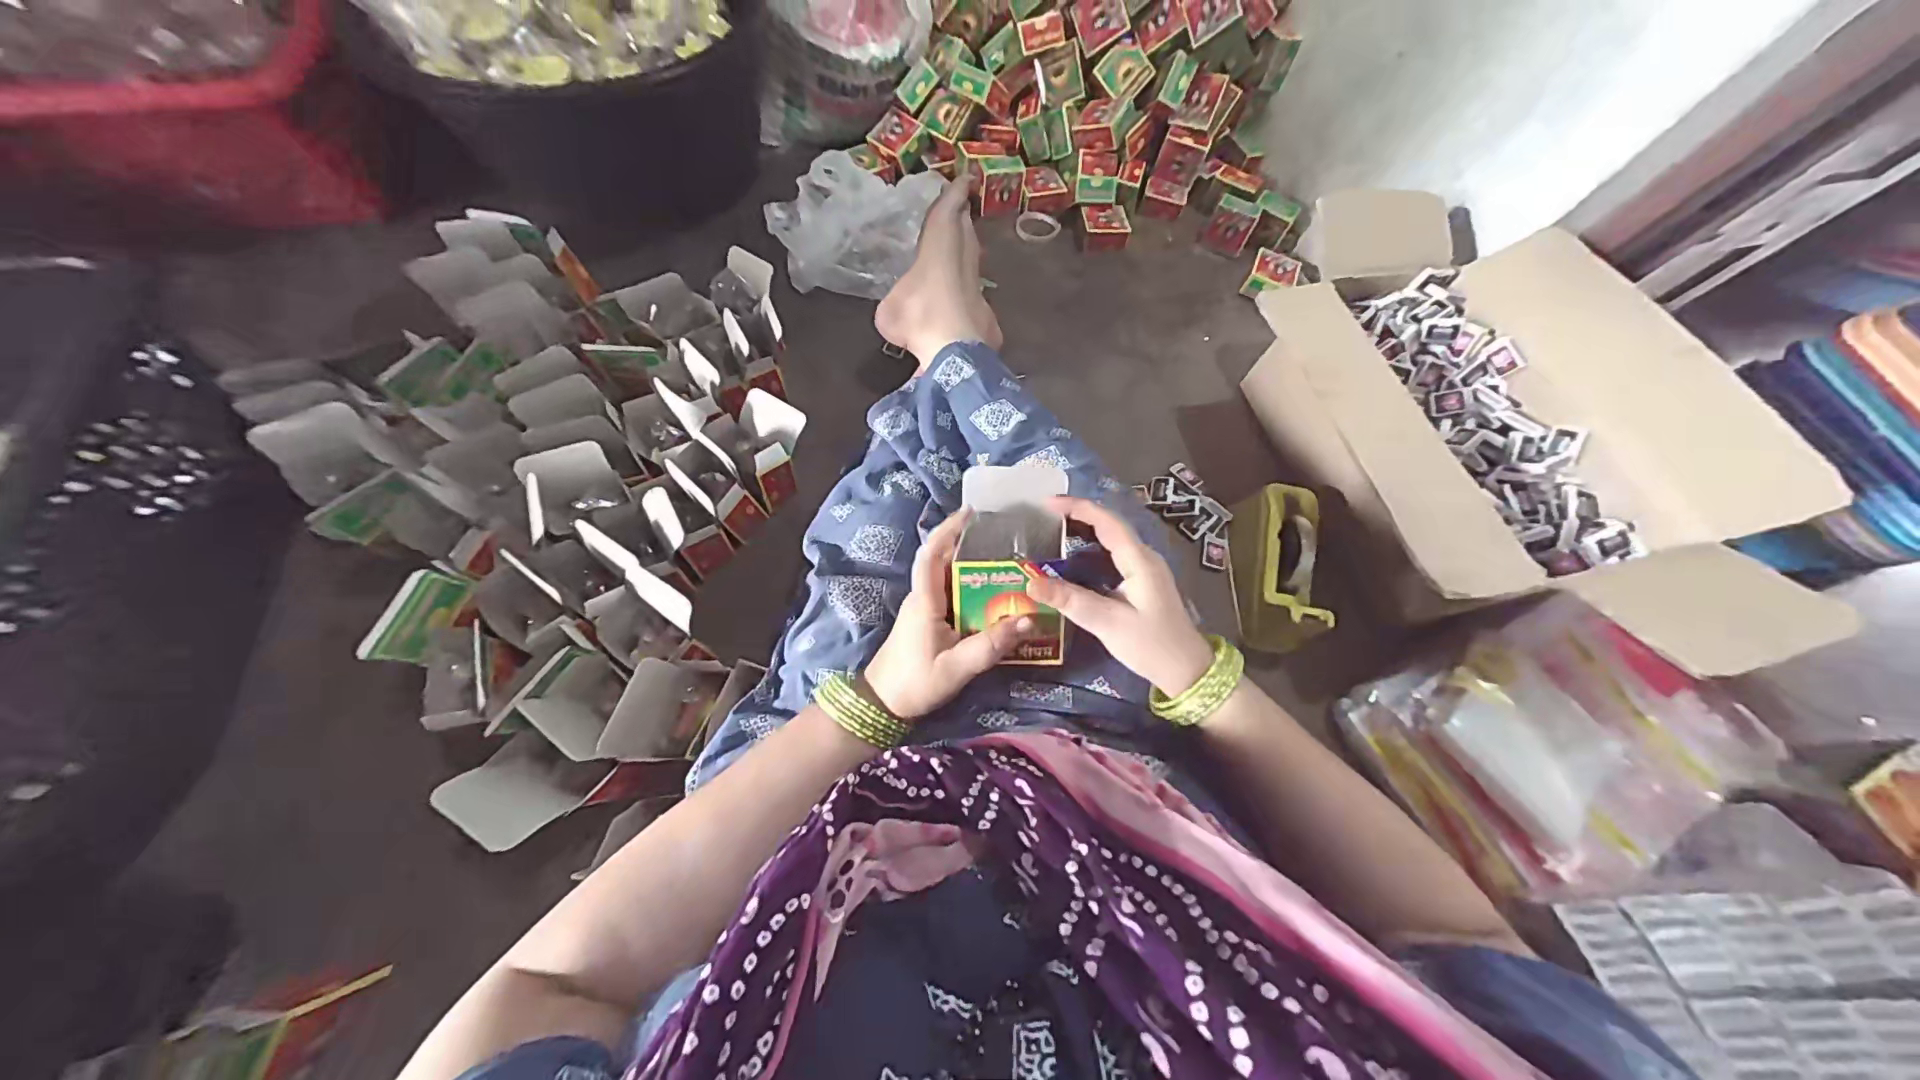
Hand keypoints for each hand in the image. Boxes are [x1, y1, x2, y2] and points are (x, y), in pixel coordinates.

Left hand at [864, 508, 1032, 718]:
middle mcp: (923, 598)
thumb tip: (1029, 619)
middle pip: (944, 561)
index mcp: (925, 601)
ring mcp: (925, 610)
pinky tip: (993, 595)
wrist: (883, 705)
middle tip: (1003, 536)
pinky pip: (953, 596)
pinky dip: (972, 589)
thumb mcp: (957, 667)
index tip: (970, 512)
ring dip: (973, 567)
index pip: (932, 555)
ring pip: (949, 579)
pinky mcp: (929, 623)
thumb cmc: (915, 682)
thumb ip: (991, 645)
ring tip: (1007, 560)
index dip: (949, 530)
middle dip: (969, 544)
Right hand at [873, 174, 1003, 368]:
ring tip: (958, 254)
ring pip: (973, 267)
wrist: (954, 353)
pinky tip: (960, 309)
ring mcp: (978, 294)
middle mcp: (963, 267)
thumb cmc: (918, 319)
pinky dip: (966, 301)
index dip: (953, 197)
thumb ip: (898, 304)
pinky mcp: (986, 320)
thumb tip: (904, 314)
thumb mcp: (891, 311)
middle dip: (962, 221)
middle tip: (960, 211)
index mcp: (938, 251)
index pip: (946, 216)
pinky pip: (975, 302)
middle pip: (966, 236)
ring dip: (967, 258)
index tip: (963, 180)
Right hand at [1023, 496, 1214, 695]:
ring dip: (1082, 532)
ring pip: (1110, 540)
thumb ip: (1070, 600)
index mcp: (1139, 561)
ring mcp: (1144, 569)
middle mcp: (1143, 557)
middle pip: (1108, 525)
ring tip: (1051, 533)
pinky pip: (1112, 556)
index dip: (1076, 508)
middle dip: (1076, 516)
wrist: (1187, 670)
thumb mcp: (1108, 624)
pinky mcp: (1141, 582)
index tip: (1046, 503)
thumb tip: (1030, 581)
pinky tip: (1071, 560)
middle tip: (1042, 518)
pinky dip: (1089, 551)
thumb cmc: (1151, 645)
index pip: (1106, 522)